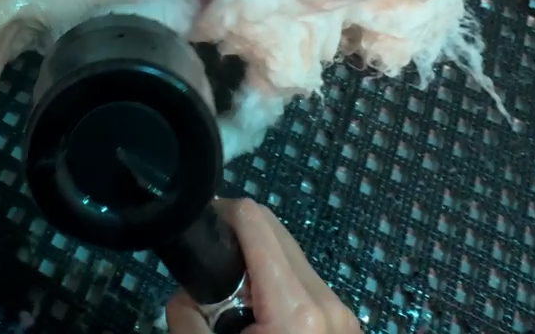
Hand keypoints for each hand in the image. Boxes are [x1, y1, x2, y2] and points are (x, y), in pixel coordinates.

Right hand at [166, 200, 358, 333]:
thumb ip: (187, 318)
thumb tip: (186, 292)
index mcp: (295, 308)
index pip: (255, 220)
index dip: (220, 212)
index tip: (197, 230)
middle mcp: (327, 300)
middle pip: (275, 230)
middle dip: (237, 237)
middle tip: (208, 266)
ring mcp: (344, 315)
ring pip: (292, 255)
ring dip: (258, 263)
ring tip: (232, 303)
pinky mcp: (347, 328)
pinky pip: (306, 284)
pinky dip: (277, 285)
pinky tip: (259, 323)